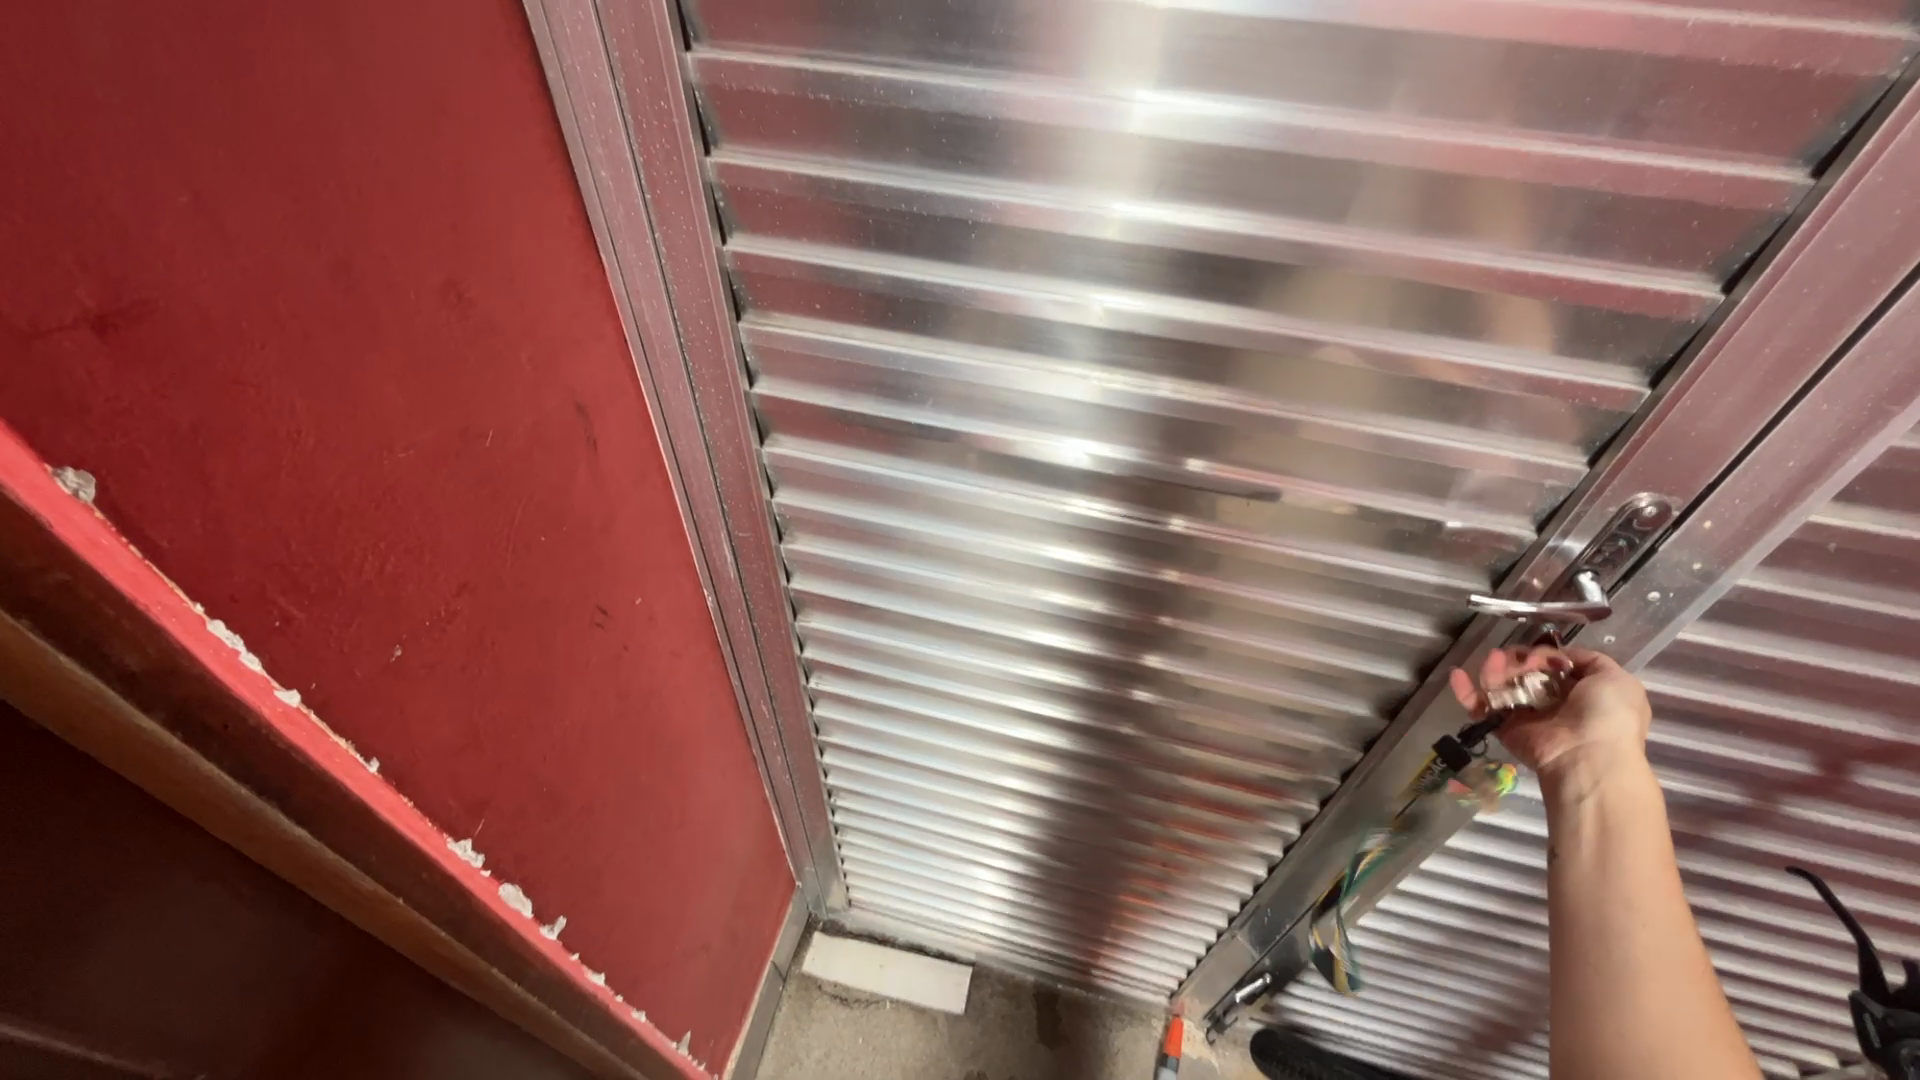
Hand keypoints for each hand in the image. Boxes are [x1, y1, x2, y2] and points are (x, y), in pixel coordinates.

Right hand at [1448, 646, 1651, 783]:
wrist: (1587, 755)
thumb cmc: (1607, 715)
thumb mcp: (1615, 679)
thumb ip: (1589, 659)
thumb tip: (1557, 655)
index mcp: (1578, 691)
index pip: (1551, 666)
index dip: (1543, 655)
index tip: (1538, 653)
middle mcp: (1550, 702)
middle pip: (1522, 672)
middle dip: (1516, 660)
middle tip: (1513, 656)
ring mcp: (1524, 714)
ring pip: (1500, 685)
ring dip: (1493, 669)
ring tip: (1493, 660)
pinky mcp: (1502, 726)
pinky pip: (1479, 706)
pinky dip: (1465, 691)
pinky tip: (1457, 675)